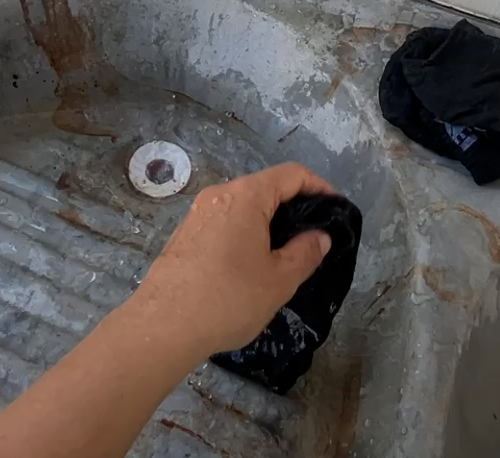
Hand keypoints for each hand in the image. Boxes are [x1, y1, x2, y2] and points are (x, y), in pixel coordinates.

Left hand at [127, 162, 335, 358]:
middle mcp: (221, 194)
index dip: (319, 186)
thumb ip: (305, 253)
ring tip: (285, 253)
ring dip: (268, 222)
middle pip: (266, 187)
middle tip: (313, 235)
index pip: (291, 174)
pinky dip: (246, 232)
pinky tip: (250, 264)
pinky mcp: (185, 234)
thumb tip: (319, 236)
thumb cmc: (228, 297)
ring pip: (243, 206)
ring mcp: (199, 213)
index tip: (336, 208)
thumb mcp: (279, 280)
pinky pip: (225, 222)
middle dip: (294, 206)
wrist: (164, 325)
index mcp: (246, 196)